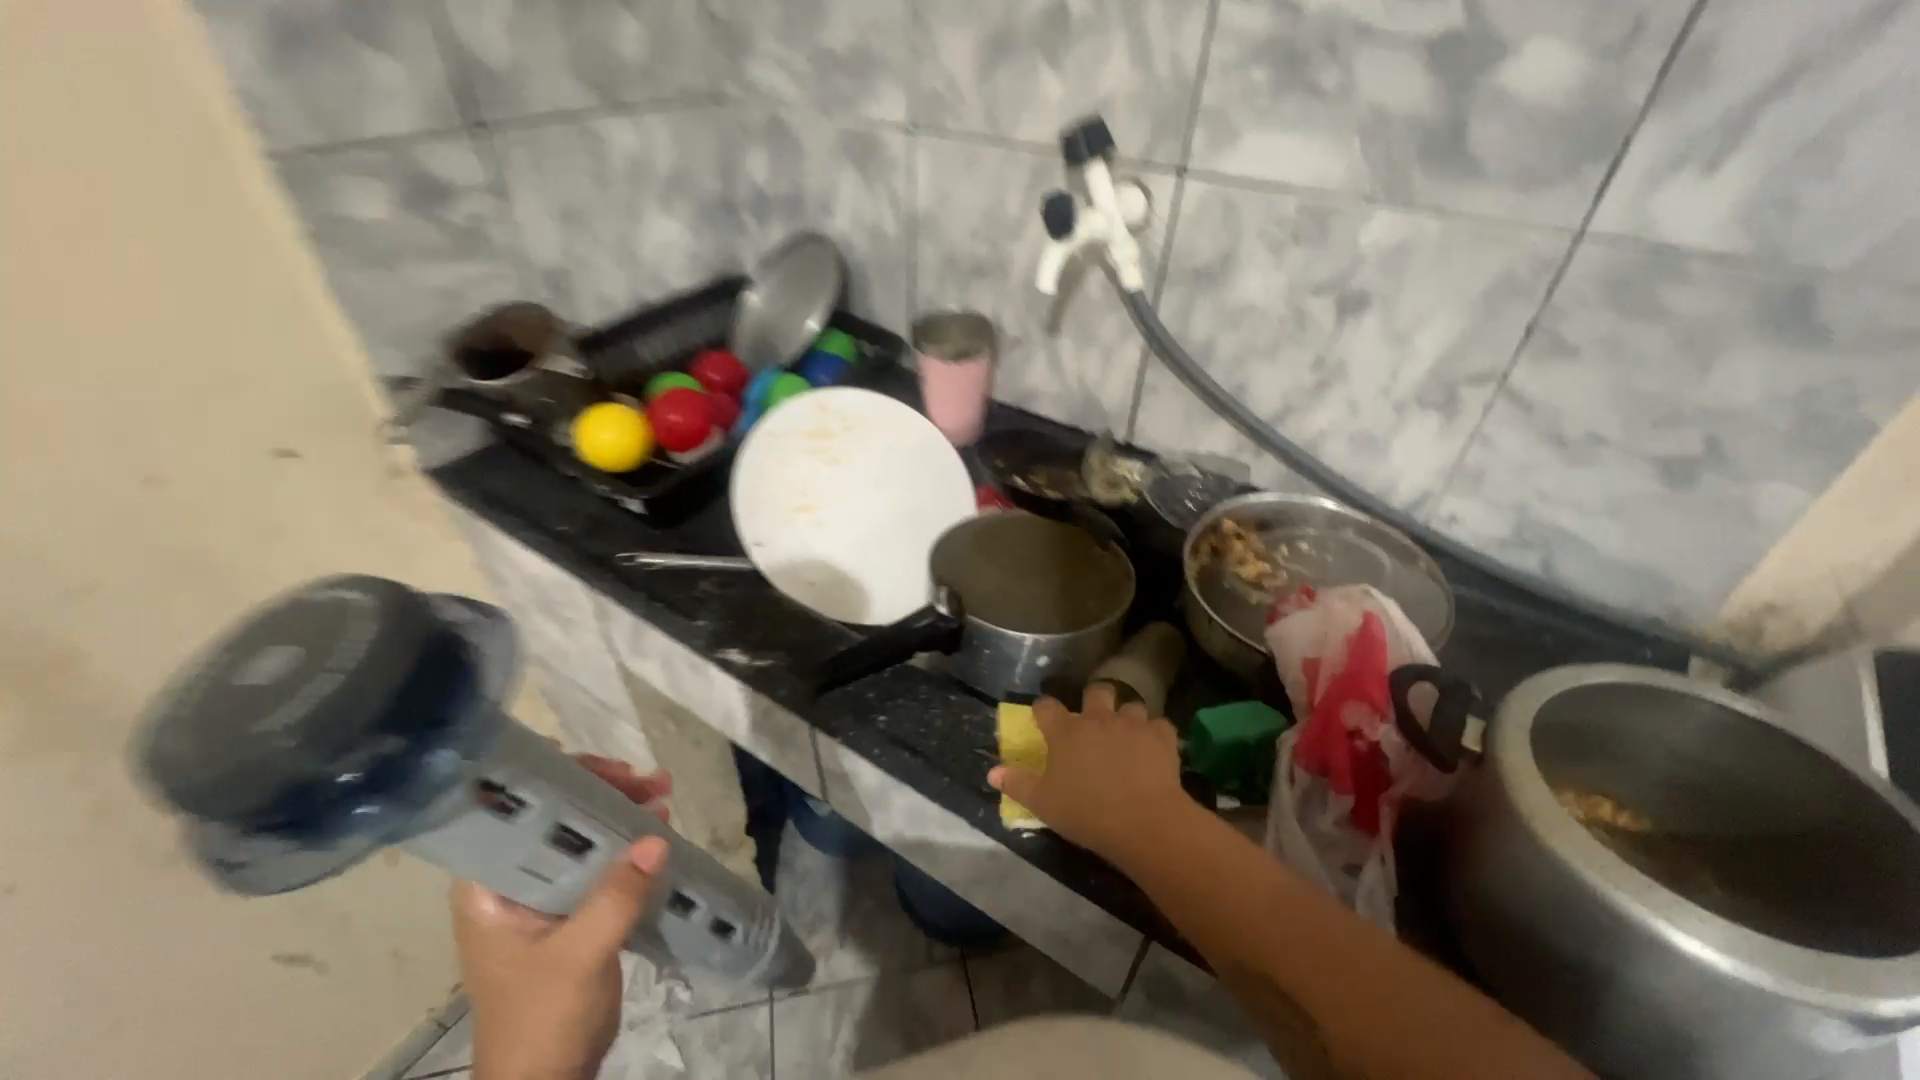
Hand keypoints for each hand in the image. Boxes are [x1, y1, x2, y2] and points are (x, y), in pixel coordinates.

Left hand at [452, 755, 671, 1079]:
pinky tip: (659, 832)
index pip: (510, 812)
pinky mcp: (572, 917)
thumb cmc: (541, 1020)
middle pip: (554, 820)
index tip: (602, 768)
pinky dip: (627, 847)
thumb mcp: (579, 956)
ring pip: (581, 839)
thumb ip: (616, 898)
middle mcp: (510, 885)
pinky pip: (599, 867)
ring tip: (663, 794)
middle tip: (648, 780)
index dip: (554, 780)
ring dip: (620, 815)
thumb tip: (657, 839)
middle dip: (601, 793)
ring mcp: (542, 901)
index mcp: (488, 888)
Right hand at [987, 684, 1189, 865]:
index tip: (1043, 719)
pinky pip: (1160, 725)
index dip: (1043, 710)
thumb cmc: (1086, 812)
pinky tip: (1154, 748)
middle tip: (1093, 720)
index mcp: (1066, 732)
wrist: (1142, 821)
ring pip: (1131, 706)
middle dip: (1094, 699)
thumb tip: (992, 772)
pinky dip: (1156, 734)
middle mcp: (1098, 719)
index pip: (1046, 706)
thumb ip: (1017, 784)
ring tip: (1127, 735)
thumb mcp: (1043, 804)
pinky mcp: (1161, 737)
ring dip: (1127, 717)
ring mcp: (1132, 725)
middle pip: (1096, 691)